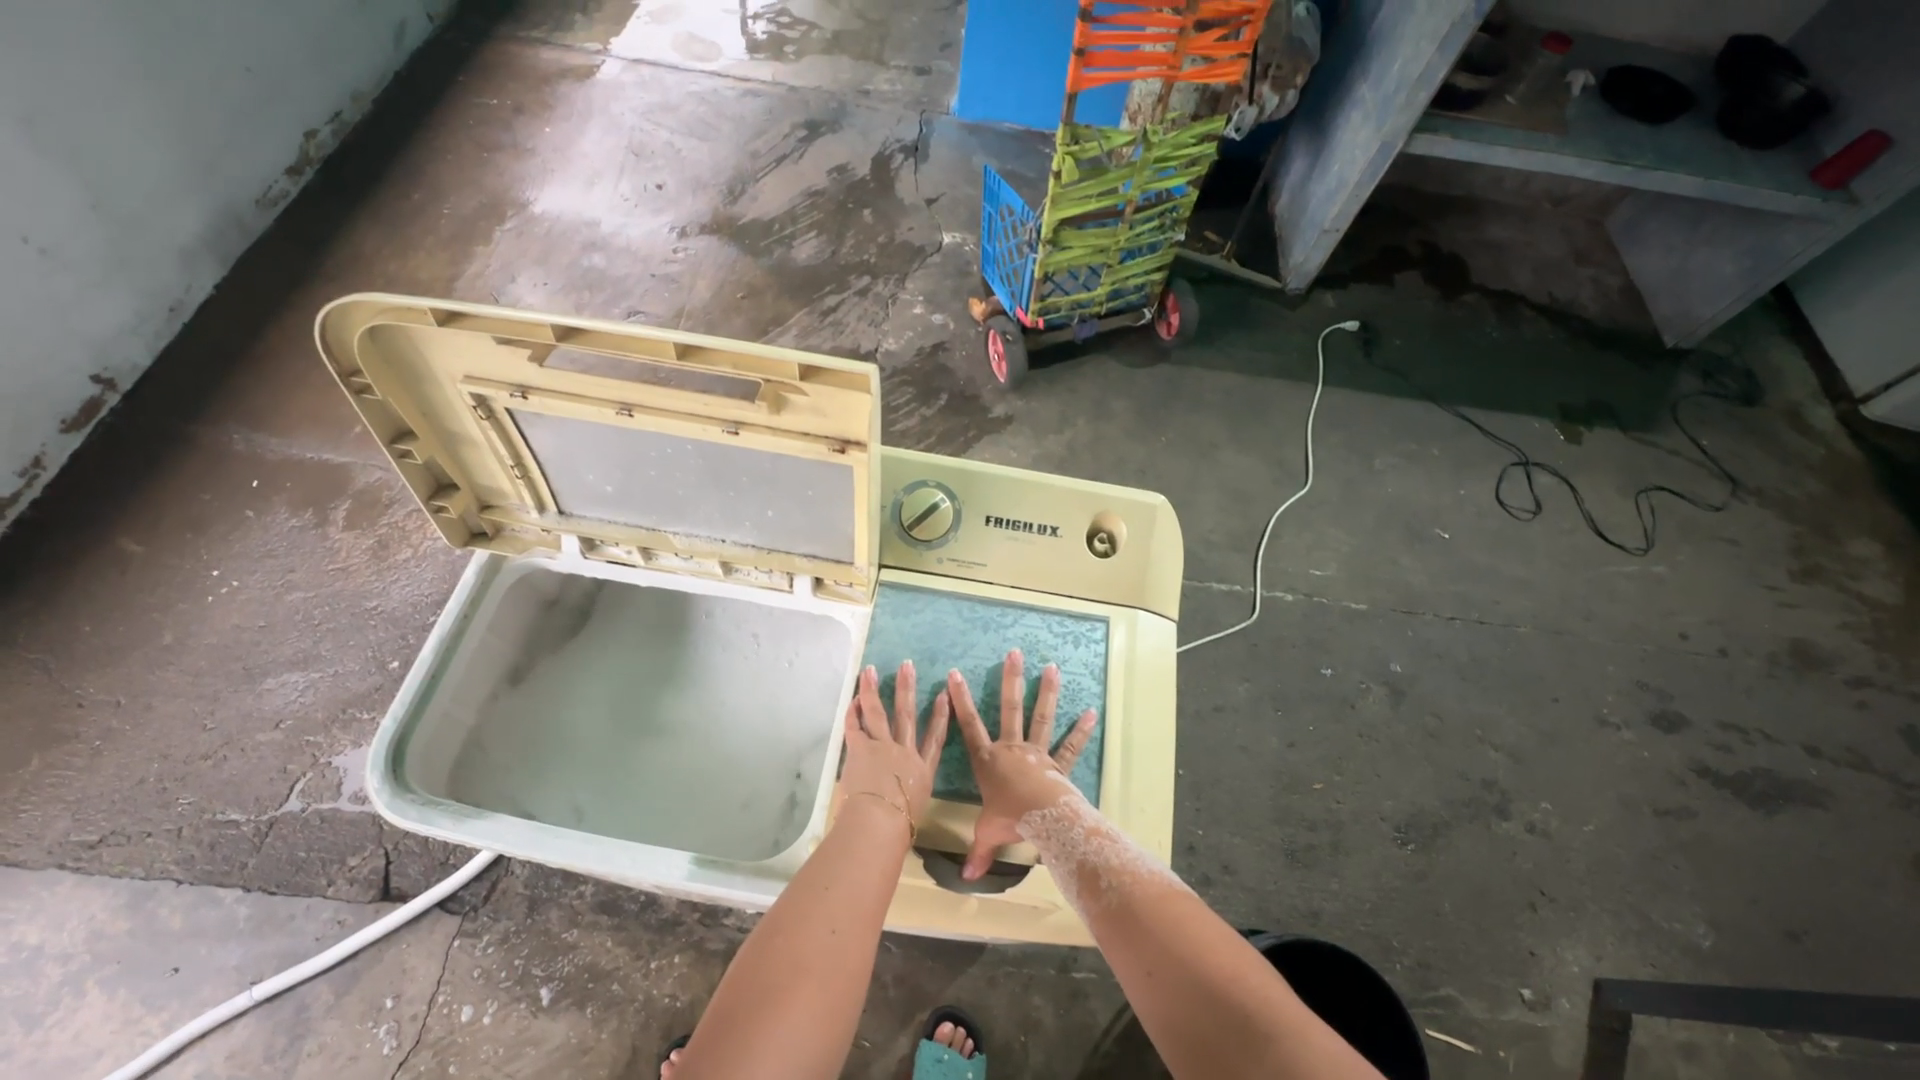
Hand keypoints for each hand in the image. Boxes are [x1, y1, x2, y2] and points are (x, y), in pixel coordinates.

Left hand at [839, 662, 947, 834]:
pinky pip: (855, 727)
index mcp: (922, 771)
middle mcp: (905, 753)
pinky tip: (853, 700)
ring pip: (878, 713)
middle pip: (907, 715)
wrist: (879, 823)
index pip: (935, 738)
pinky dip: (853, 713)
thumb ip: (910, 802)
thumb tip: (903, 809)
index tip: (944, 696)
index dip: (940, 716)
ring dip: (873, 690)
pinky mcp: (861, 750)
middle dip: (907, 689)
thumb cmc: (898, 828)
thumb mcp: (913, 813)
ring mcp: (882, 748)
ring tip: (870, 669)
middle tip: (906, 666)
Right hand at [948, 649, 1099, 879]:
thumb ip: (978, 853)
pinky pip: (1070, 746)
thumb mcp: (987, 834)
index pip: (969, 725)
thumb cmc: (1009, 821)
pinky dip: (1081, 730)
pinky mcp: (1058, 764)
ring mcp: (1037, 752)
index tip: (954, 674)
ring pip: (1040, 716)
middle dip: (1011, 680)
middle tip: (1015, 653)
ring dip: (1047, 692)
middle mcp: (1011, 749)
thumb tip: (966, 880)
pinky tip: (1091, 711)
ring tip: (1053, 666)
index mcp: (987, 760)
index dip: (960, 700)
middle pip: (1009, 708)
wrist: (1043, 819)